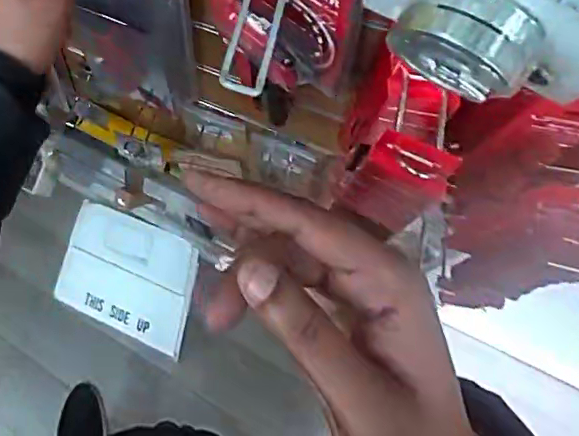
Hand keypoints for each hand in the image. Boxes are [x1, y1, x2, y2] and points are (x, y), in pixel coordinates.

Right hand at [184, 172, 471, 435]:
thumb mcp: (359, 397)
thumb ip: (305, 332)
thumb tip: (247, 269)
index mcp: (386, 275)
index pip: (307, 222)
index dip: (250, 198)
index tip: (200, 182)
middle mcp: (371, 263)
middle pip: (293, 230)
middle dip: (242, 231)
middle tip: (191, 209)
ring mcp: (357, 279)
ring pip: (287, 251)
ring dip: (246, 270)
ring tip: (213, 305)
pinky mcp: (343, 298)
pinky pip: (292, 273)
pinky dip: (259, 280)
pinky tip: (232, 282)